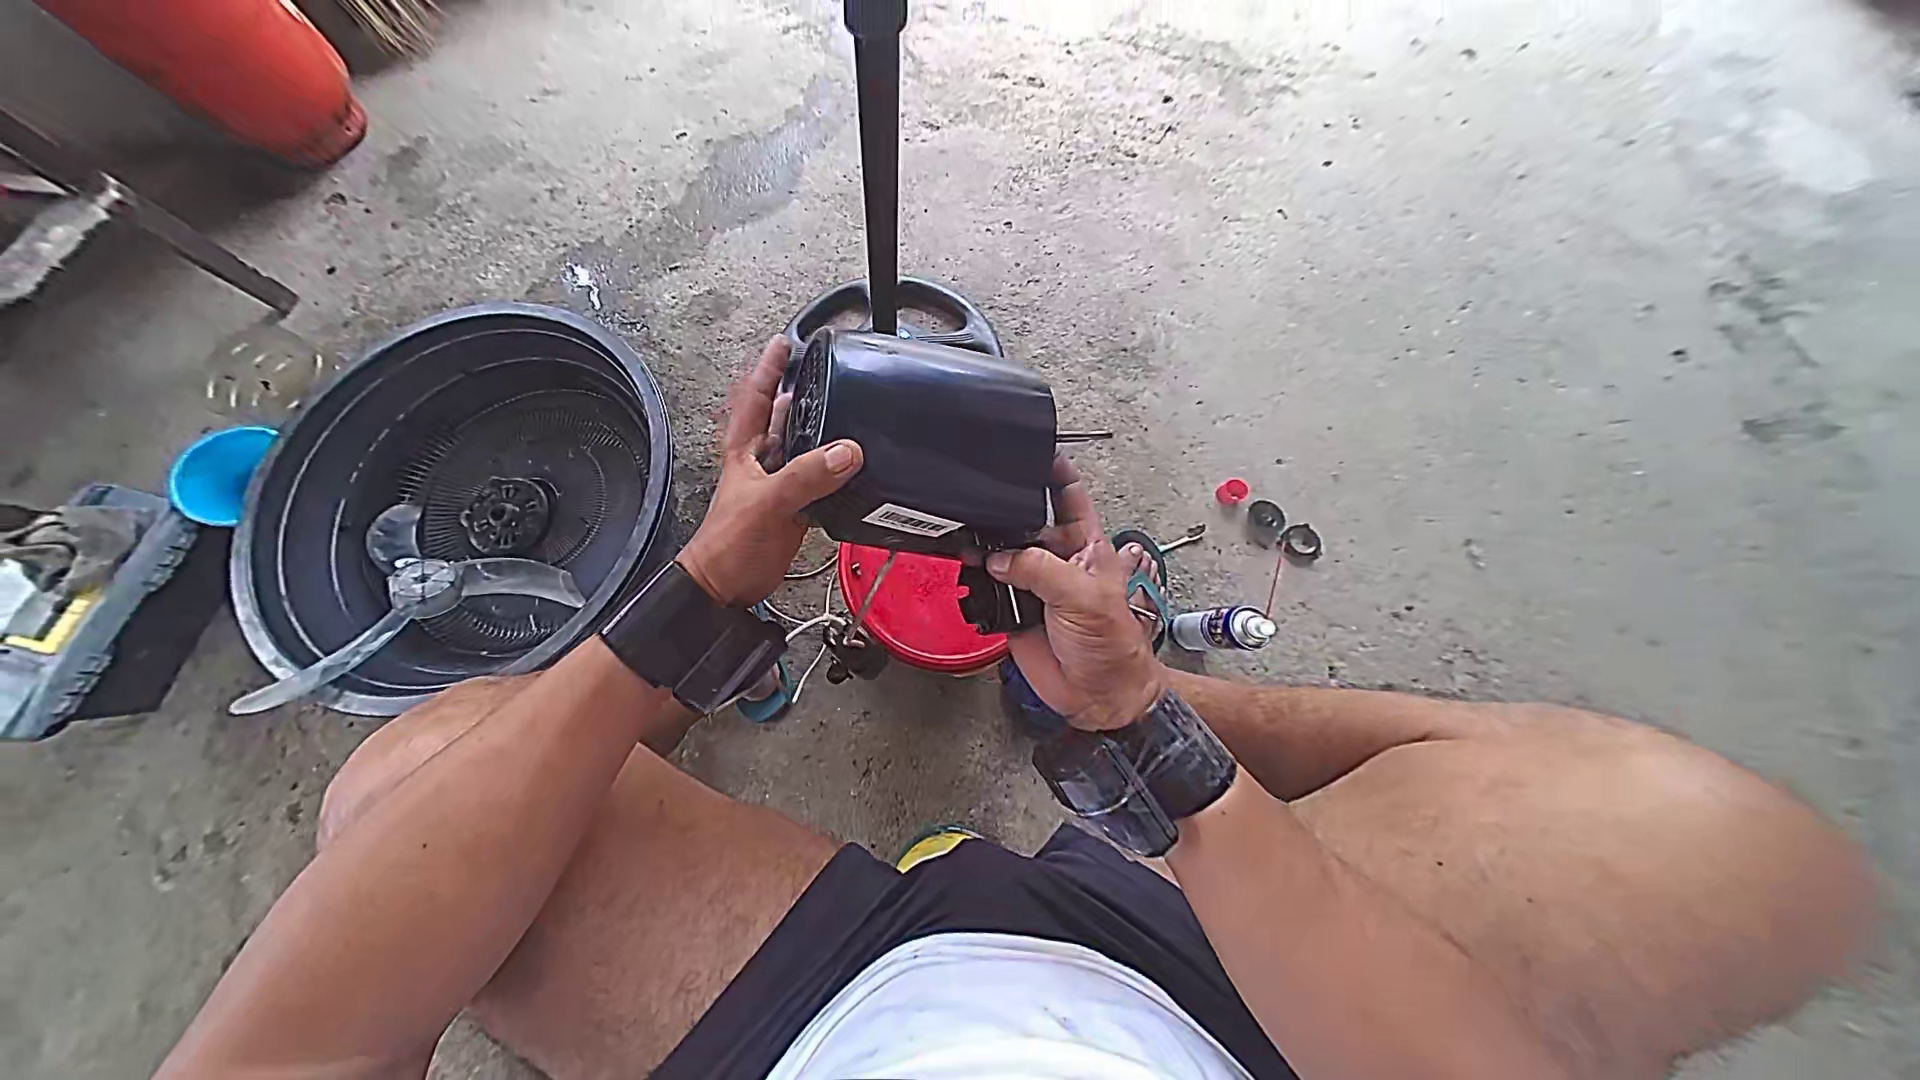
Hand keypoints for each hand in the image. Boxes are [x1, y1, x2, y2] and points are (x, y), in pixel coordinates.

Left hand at [677, 337, 862, 606]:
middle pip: (781, 417)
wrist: (727, 585)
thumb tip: (847, 451)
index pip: (755, 398)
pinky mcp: (795, 507)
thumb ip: (806, 476)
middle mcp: (762, 463)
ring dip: (821, 431)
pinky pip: (819, 479)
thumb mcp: (767, 503)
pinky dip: (836, 470)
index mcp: (745, 452)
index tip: (786, 343)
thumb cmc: (728, 545)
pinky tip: (852, 466)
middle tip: (826, 373)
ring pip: (802, 447)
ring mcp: (779, 485)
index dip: (769, 368)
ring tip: (845, 410)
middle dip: (801, 392)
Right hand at [988, 456, 1164, 729]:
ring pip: (1004, 551)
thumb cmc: (1111, 645)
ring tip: (968, 529)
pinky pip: (989, 585)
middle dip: (1007, 509)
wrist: (1095, 694)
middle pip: (1027, 521)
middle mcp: (1057, 559)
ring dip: (987, 543)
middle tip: (984, 495)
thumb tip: (1000, 557)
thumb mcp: (1083, 597)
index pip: (1069, 497)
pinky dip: (976, 576)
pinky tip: (967, 564)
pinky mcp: (1013, 608)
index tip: (1035, 450)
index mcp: (1086, 547)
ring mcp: (1033, 583)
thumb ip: (1041, 569)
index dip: (1054, 472)